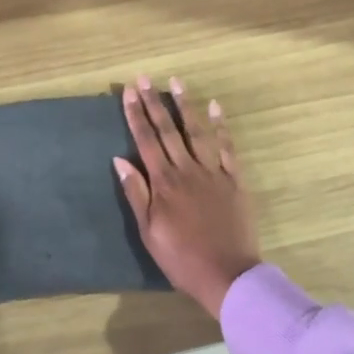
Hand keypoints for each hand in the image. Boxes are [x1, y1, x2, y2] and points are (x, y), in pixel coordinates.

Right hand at [114, 76, 260, 317]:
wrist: (228, 276)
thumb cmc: (182, 258)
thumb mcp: (149, 232)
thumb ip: (136, 193)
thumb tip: (119, 159)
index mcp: (164, 182)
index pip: (146, 140)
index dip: (136, 114)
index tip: (129, 91)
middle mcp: (186, 169)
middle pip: (168, 130)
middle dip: (154, 102)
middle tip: (145, 78)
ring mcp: (212, 172)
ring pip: (197, 131)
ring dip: (185, 105)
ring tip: (176, 82)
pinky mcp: (234, 180)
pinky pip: (227, 147)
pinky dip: (221, 126)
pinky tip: (215, 107)